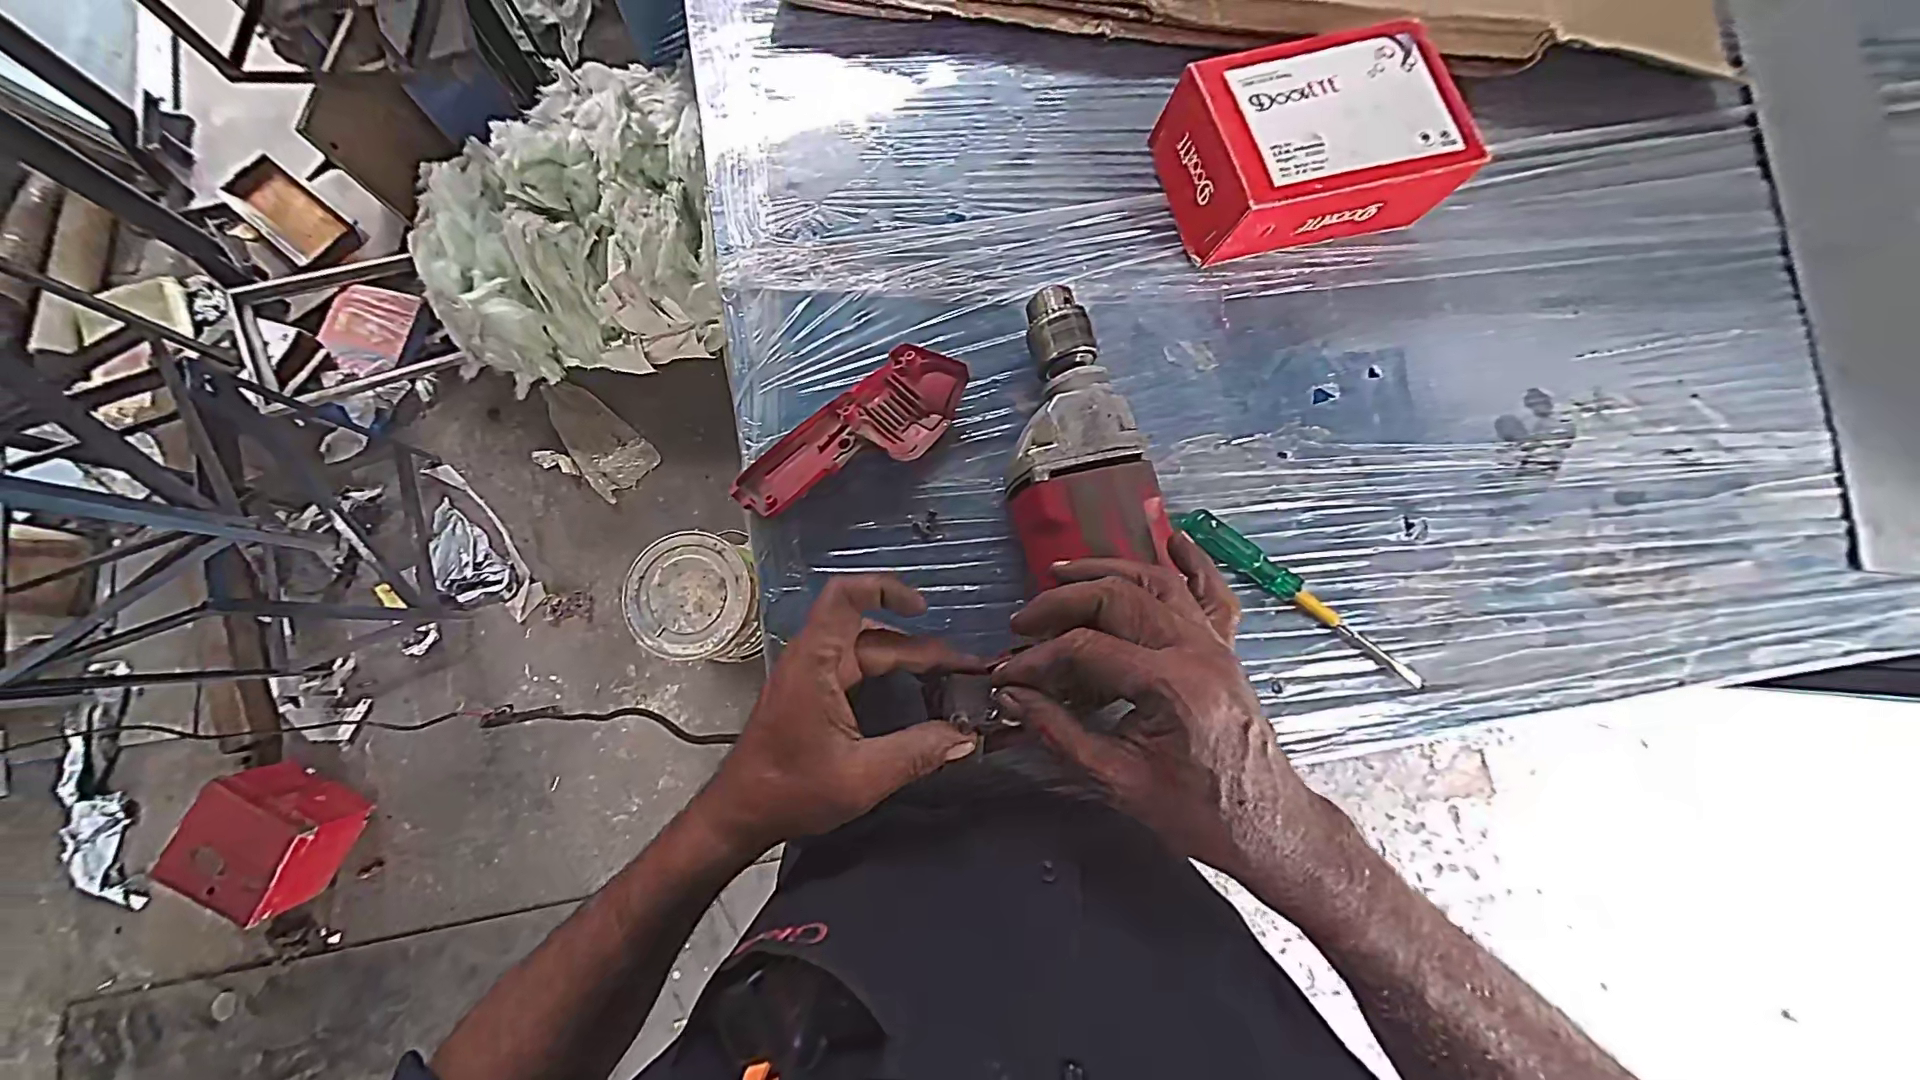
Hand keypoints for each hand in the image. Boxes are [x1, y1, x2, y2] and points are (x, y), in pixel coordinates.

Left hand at [689, 574, 983, 855]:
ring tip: (947, 676)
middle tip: (961, 666)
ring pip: (867, 649)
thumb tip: (964, 738)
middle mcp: (812, 658)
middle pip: (871, 630)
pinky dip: (889, 671)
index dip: (885, 589)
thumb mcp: (861, 776)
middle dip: (919, 644)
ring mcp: (811, 674)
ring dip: (907, 658)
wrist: (740, 813)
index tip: (921, 608)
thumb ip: (917, 752)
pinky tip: (915, 688)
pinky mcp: (813, 691)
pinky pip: (857, 667)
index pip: (845, 596)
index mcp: (815, 662)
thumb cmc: (788, 791)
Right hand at [991, 532, 1348, 886]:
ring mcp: (1214, 644)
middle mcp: (1196, 650)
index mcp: (1172, 685)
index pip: (1087, 648)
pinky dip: (1193, 562)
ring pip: (1156, 582)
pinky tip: (1175, 539)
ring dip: (1107, 570)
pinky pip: (1210, 593)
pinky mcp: (1223, 648)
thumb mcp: (1118, 780)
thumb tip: (1014, 697)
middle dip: (1063, 603)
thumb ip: (1058, 732)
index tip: (1010, 674)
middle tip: (1025, 621)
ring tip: (1064, 571)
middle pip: (1118, 599)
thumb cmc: (1199, 813)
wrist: (1267, 827)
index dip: (1038, 659)